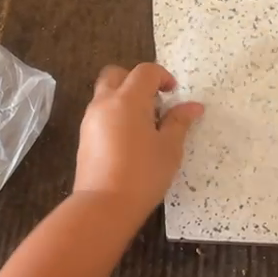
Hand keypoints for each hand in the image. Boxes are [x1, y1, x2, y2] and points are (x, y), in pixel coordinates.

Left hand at [73, 63, 203, 221]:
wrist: (104, 205)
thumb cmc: (143, 174)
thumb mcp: (169, 148)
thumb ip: (179, 122)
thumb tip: (193, 106)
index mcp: (128, 100)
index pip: (145, 72)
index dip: (163, 77)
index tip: (173, 94)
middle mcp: (105, 103)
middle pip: (116, 74)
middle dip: (136, 80)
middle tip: (154, 103)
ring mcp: (90, 120)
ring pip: (105, 94)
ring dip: (124, 98)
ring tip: (144, 125)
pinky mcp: (84, 137)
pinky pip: (100, 113)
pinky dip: (114, 114)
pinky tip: (129, 140)